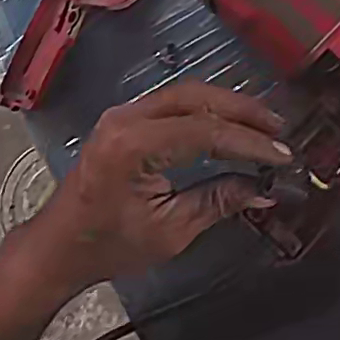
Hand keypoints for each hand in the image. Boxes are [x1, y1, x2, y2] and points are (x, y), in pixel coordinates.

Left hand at [14, 82, 292, 295]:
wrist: (58, 246)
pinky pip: (175, 103)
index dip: (249, 142)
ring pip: (187, 93)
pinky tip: (231, 124)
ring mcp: (124, 113)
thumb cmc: (109, 246)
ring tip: (263, 124)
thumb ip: (219, 201)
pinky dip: (208, 110)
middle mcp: (127, 118)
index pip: (204, 131)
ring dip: (228, 106)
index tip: (281, 156)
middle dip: (243, 111)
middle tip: (278, 129)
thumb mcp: (170, 231)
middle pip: (197, 97)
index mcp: (133, 146)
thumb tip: (264, 191)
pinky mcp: (126, 118)